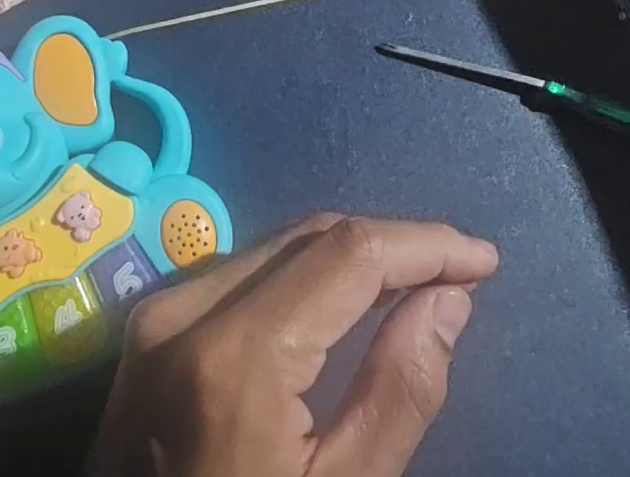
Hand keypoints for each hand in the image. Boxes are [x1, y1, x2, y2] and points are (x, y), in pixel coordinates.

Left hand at [87, 214, 500, 476]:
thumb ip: (398, 392)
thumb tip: (447, 297)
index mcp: (233, 358)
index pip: (347, 256)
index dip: (423, 245)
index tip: (482, 260)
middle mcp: (184, 310)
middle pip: (310, 237)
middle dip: (390, 245)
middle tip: (456, 272)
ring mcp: (157, 312)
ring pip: (276, 247)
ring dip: (348, 255)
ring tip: (412, 280)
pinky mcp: (147, 324)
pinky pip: (242, 272)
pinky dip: (301, 273)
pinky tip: (340, 296)